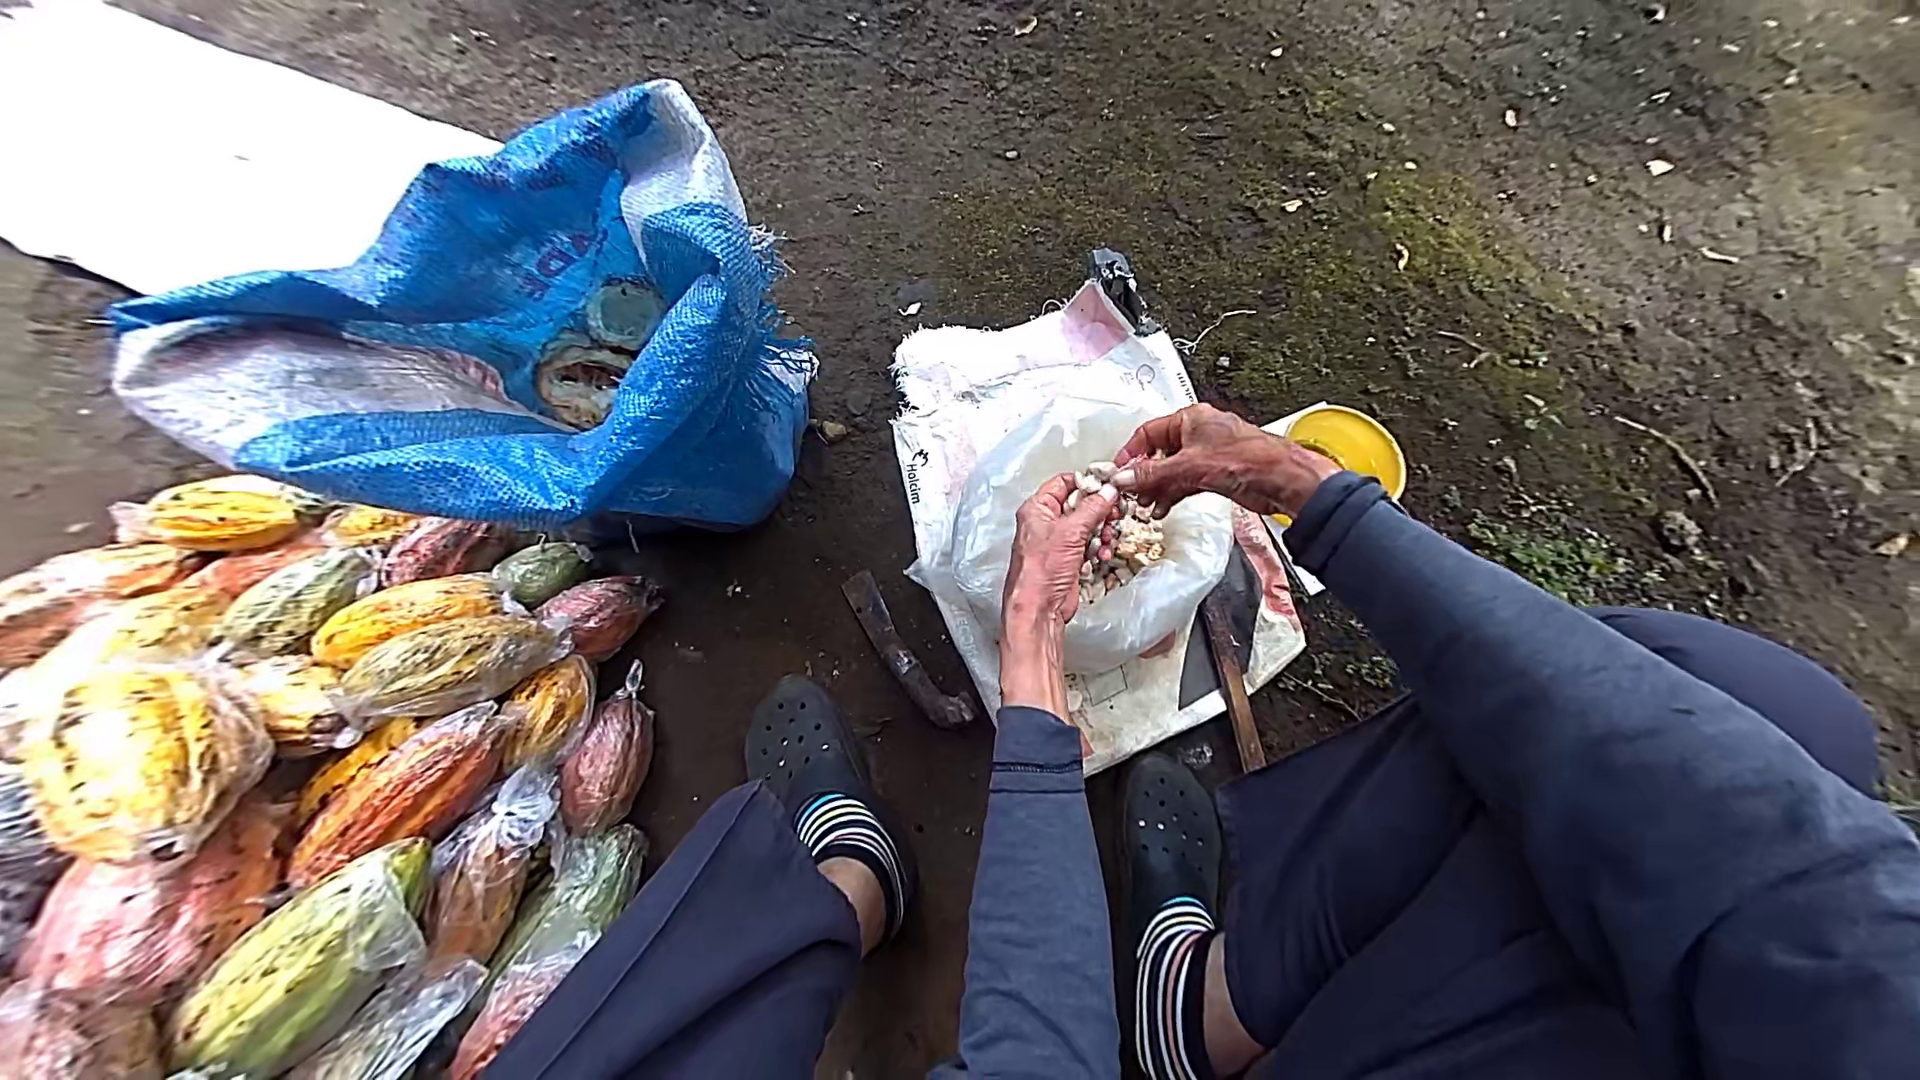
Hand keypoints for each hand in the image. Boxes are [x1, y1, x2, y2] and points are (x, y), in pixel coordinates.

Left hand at [999, 473, 1114, 715]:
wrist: (1040, 608)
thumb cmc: (1042, 570)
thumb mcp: (1070, 531)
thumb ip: (1092, 508)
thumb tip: (1108, 491)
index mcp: (1037, 509)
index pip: (1063, 483)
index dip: (1086, 482)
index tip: (1109, 485)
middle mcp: (1045, 523)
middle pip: (1080, 505)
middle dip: (1100, 511)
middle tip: (1114, 515)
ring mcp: (1058, 542)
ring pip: (1088, 526)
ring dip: (1101, 532)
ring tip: (1106, 540)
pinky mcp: (1068, 559)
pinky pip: (1089, 546)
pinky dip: (1098, 548)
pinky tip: (1102, 555)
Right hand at [1114, 404, 1340, 518]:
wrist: (1284, 481)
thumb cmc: (1251, 459)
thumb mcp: (1190, 465)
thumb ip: (1153, 474)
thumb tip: (1125, 477)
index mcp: (1191, 420)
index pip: (1148, 433)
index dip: (1131, 452)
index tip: (1119, 470)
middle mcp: (1198, 434)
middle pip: (1158, 453)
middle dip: (1143, 475)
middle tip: (1130, 491)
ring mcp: (1206, 455)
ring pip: (1170, 471)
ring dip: (1156, 488)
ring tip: (1144, 503)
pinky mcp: (1214, 474)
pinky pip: (1183, 483)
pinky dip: (1171, 495)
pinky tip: (1162, 507)